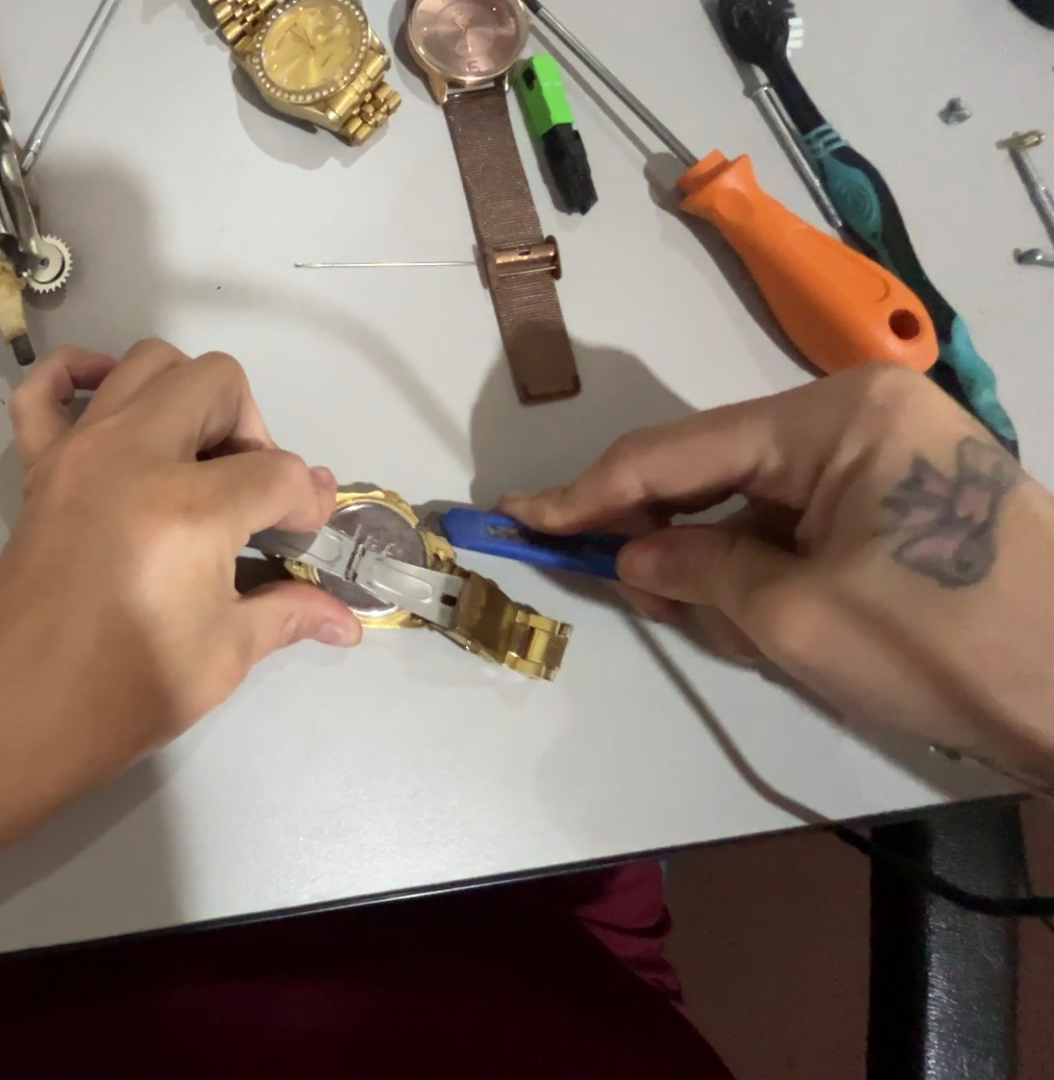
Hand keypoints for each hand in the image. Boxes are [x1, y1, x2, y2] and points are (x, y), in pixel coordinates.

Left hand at [0, 340, 361, 772]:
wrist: (16, 709)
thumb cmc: (124, 692)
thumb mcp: (223, 654)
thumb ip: (286, 612)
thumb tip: (344, 618)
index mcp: (190, 509)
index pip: (278, 473)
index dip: (306, 504)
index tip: (302, 534)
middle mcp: (133, 456)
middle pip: (219, 384)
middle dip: (253, 430)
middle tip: (249, 494)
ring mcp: (78, 451)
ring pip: (148, 363)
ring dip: (187, 396)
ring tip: (195, 459)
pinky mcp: (38, 464)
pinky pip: (45, 388)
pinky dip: (78, 375)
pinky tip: (110, 403)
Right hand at [502, 366, 1053, 765]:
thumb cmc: (952, 647)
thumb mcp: (789, 611)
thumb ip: (687, 568)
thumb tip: (626, 558)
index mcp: (834, 419)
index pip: (670, 453)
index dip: (584, 493)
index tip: (517, 516)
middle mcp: (851, 418)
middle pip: (698, 469)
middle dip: (648, 530)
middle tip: (603, 580)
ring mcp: (874, 456)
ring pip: (732, 502)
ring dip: (702, 563)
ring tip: (712, 621)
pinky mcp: (887, 497)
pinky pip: (777, 523)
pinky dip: (747, 569)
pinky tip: (757, 616)